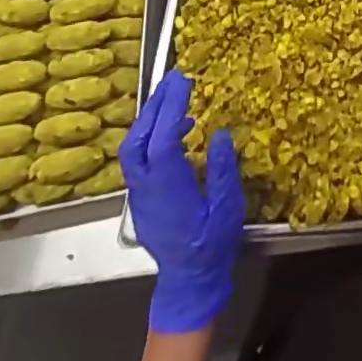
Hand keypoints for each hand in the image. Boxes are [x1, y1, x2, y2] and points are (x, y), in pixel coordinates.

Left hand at [120, 70, 244, 332]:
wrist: (188, 280)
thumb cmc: (211, 246)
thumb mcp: (227, 208)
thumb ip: (223, 171)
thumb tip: (221, 135)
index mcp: (168, 188)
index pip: (163, 139)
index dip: (171, 108)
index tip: (183, 81)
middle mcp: (146, 187)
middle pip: (139, 138)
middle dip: (154, 106)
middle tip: (173, 79)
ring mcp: (140, 192)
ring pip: (134, 147)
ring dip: (150, 118)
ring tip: (173, 96)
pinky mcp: (143, 196)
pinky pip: (140, 157)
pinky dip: (154, 134)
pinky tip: (179, 128)